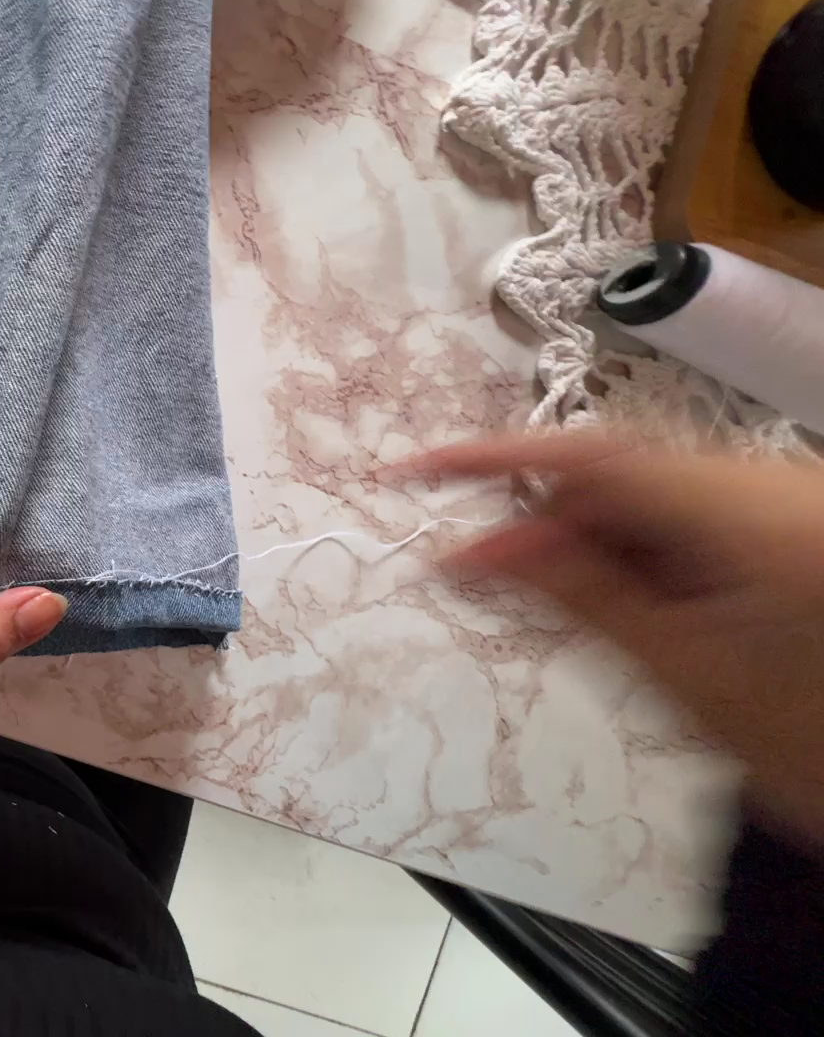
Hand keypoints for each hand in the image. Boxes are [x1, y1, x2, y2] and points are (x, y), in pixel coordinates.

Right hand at [418, 433, 823, 839]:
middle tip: (487, 571)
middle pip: (622, 479)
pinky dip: (638, 547)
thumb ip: (574, 590)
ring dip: (593, 540)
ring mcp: (797, 506)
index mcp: (764, 521)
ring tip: (578, 600)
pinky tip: (636, 595)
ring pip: (651, 497)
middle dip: (548, 522)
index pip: (595, 459)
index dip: (495, 457)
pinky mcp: (797, 525)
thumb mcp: (677, 665)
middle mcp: (788, 493)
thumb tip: (469, 548)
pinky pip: (690, 515)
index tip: (416, 471)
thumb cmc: (814, 742)